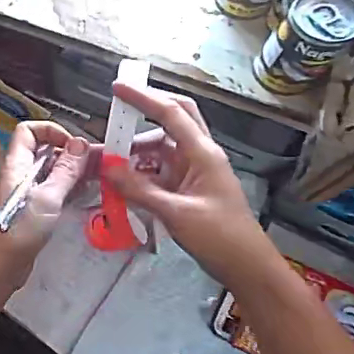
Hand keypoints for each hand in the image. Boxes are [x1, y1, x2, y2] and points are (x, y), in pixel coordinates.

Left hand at [0, 121, 91, 292]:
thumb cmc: (18, 231)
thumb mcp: (47, 198)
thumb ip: (65, 171)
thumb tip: (80, 144)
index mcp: (17, 165)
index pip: (29, 131)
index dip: (51, 131)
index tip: (74, 145)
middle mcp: (20, 175)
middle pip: (45, 151)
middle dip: (72, 153)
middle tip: (99, 162)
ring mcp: (26, 193)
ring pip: (52, 172)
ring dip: (74, 171)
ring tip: (100, 175)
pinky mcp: (33, 210)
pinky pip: (53, 190)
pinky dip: (69, 188)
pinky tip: (87, 192)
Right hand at [103, 81, 277, 291]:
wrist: (246, 266)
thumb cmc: (219, 237)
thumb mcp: (175, 213)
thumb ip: (139, 190)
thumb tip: (107, 168)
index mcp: (203, 153)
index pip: (171, 113)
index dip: (143, 98)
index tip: (118, 87)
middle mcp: (200, 154)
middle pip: (174, 119)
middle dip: (146, 111)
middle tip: (117, 111)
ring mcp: (195, 171)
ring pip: (163, 146)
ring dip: (138, 150)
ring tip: (111, 162)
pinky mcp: (189, 188)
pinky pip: (161, 169)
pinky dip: (142, 171)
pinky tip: (125, 182)